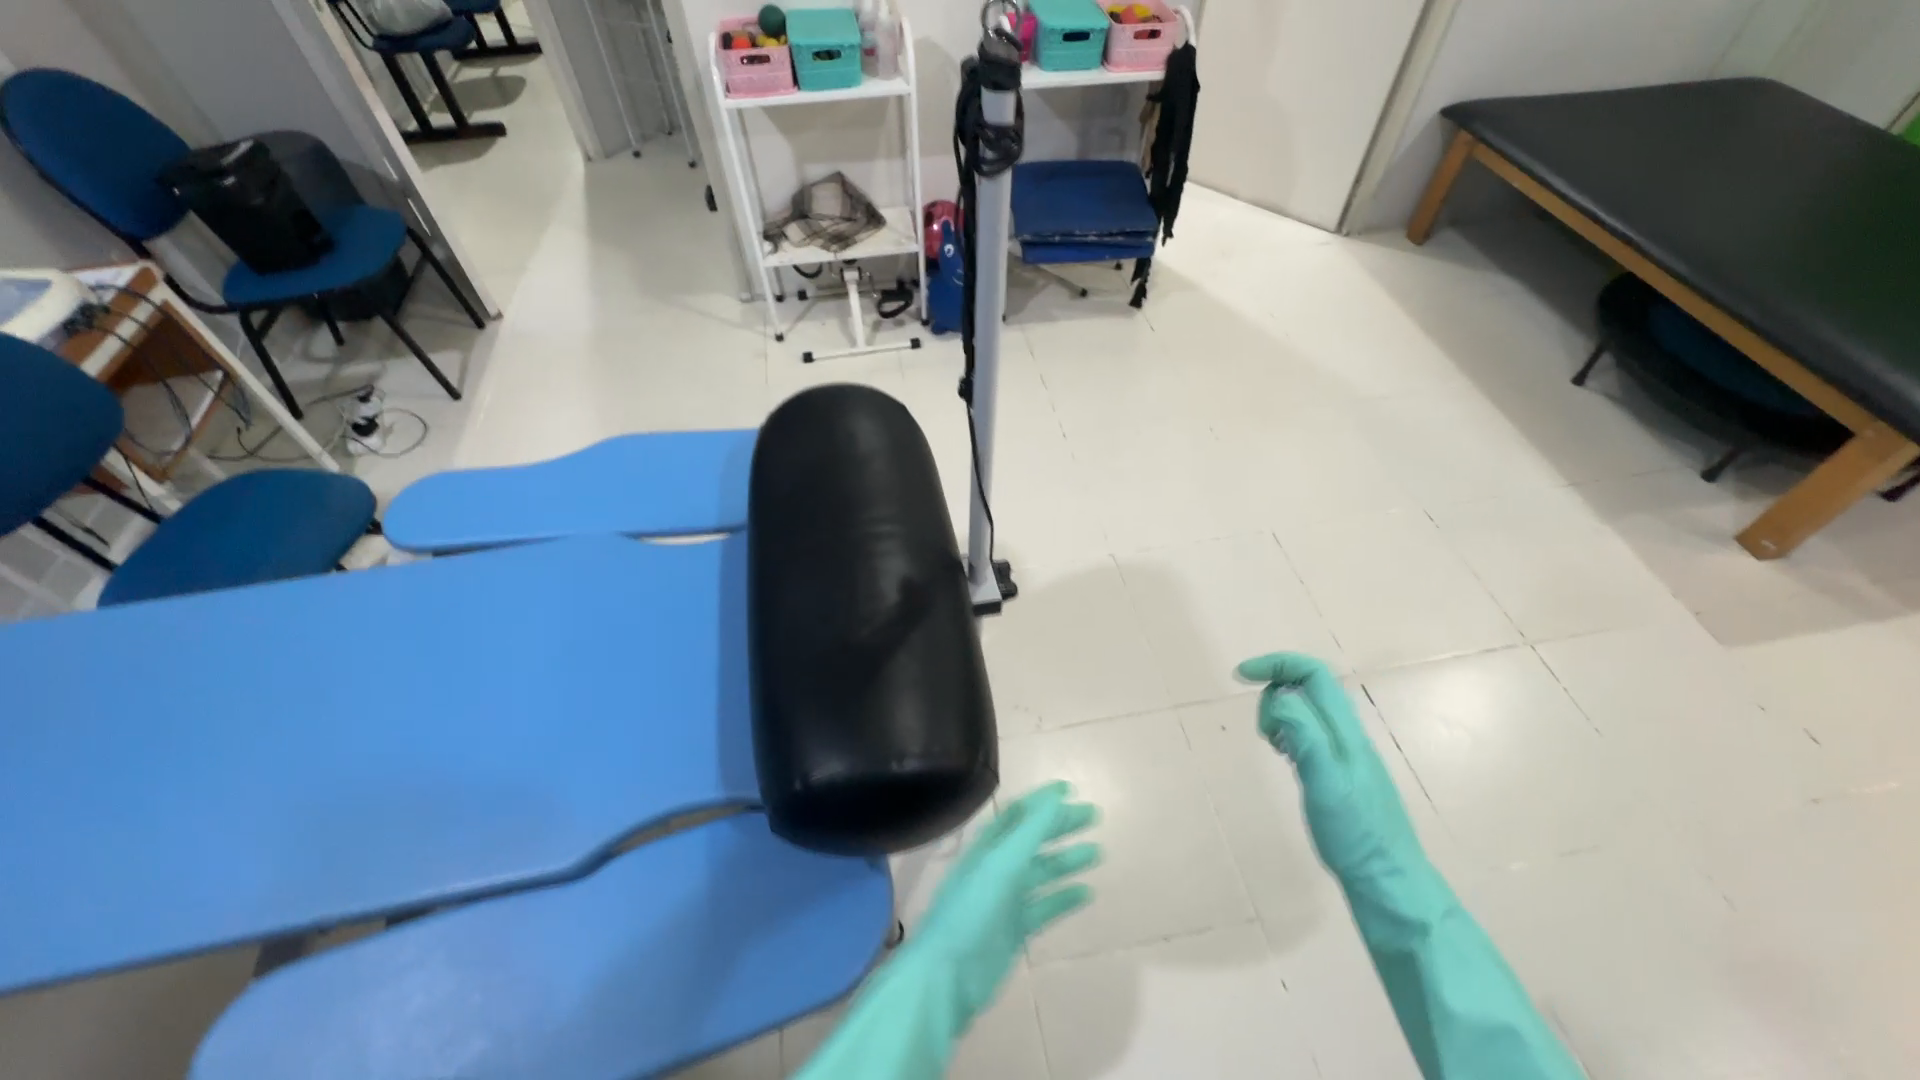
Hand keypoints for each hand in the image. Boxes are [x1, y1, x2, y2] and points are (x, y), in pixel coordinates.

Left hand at [912, 781, 1100, 1022]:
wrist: (947, 974)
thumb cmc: (971, 911)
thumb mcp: (1001, 864)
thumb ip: (1030, 831)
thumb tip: (1057, 796)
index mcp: (987, 848)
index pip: (1017, 814)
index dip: (1041, 801)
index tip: (1070, 790)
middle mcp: (996, 868)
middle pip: (1032, 840)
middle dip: (1060, 826)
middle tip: (1093, 816)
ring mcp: (1005, 900)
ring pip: (1041, 873)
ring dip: (1066, 861)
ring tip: (1096, 852)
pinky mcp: (1014, 929)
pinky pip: (1044, 907)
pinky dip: (1064, 898)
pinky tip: (1086, 893)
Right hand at [1236, 653, 1429, 895]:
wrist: (1386, 879)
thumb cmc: (1355, 832)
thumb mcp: (1325, 780)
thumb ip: (1304, 733)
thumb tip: (1279, 696)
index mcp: (1344, 730)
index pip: (1312, 674)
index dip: (1276, 664)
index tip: (1240, 677)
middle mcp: (1346, 735)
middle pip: (1306, 687)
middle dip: (1273, 694)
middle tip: (1265, 733)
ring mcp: (1343, 754)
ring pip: (1305, 712)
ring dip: (1279, 716)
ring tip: (1274, 748)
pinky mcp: (1337, 773)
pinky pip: (1307, 735)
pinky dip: (1287, 735)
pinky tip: (1285, 759)